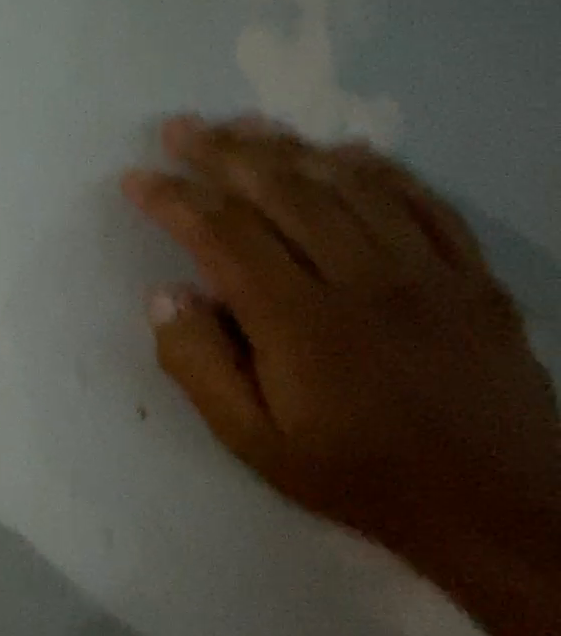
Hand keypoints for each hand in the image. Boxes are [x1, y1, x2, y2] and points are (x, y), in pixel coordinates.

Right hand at [122, 115, 559, 550]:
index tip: (135, 178)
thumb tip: (166, 294)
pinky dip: (384, 171)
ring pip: (352, 189)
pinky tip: (349, 153)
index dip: (174, 199)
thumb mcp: (250, 439)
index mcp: (301, 322)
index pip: (224, 236)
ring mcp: (428, 275)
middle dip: (223, 155)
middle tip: (179, 127)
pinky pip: (427, 207)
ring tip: (245, 125)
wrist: (501, 510)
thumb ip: (199, 365)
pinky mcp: (472, 281)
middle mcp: (364, 281)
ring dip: (292, 150)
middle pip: (285, 195)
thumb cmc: (354, 474)